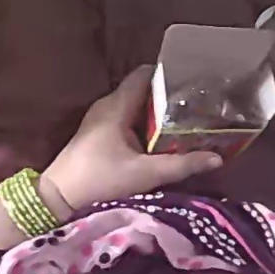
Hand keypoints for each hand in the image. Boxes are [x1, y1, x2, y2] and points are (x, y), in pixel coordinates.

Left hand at [43, 66, 222, 213]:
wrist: (57, 200)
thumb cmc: (99, 180)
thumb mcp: (145, 174)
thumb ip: (182, 165)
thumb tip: (217, 157)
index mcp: (116, 105)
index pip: (145, 74)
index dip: (169, 74)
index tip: (194, 83)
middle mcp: (107, 105)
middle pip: (144, 90)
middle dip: (170, 97)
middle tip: (198, 105)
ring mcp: (100, 120)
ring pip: (136, 107)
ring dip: (158, 114)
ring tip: (187, 120)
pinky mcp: (98, 135)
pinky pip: (127, 120)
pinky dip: (146, 125)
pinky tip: (163, 139)